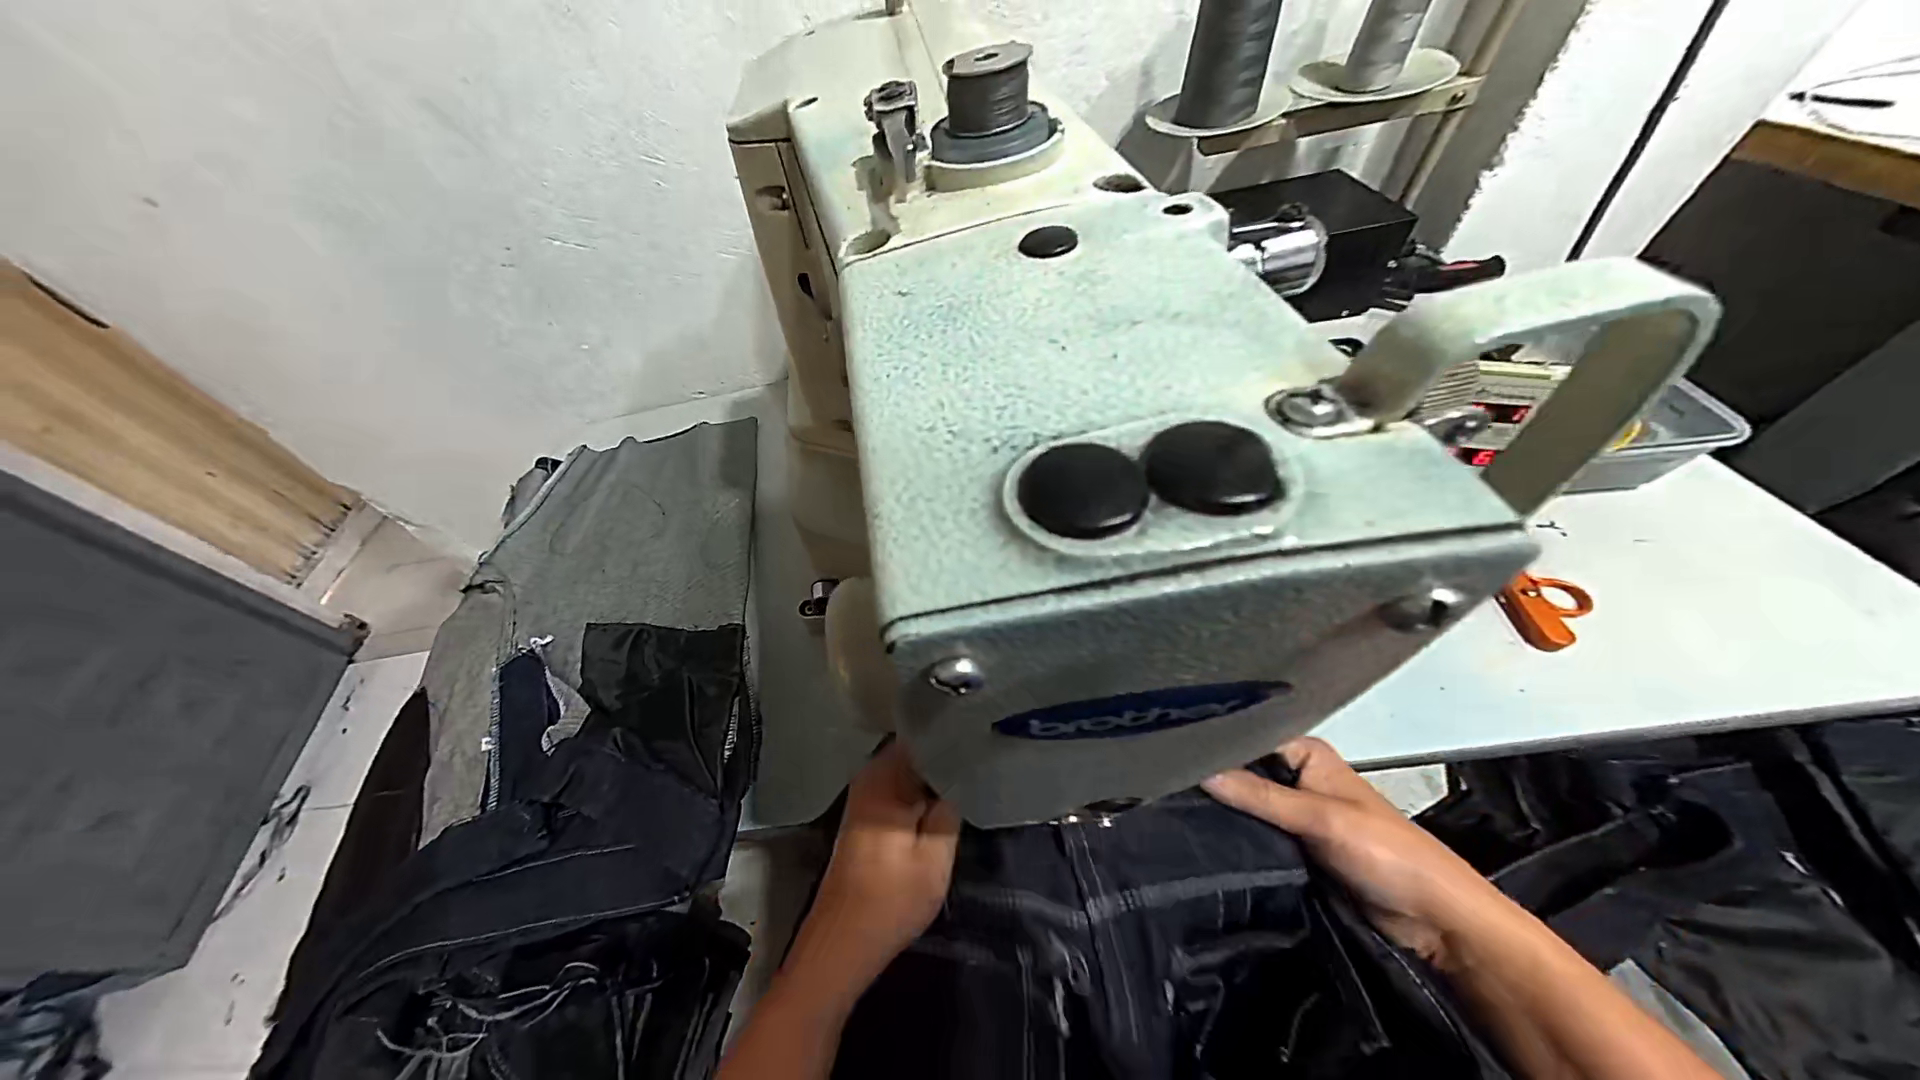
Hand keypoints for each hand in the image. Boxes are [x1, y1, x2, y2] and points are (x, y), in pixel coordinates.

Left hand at [802, 742, 961, 981]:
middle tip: (984, 756)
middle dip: (947, 754)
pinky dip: (923, 793)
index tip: (982, 734)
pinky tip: (946, 801)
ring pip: (910, 772)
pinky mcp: (867, 817)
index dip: (953, 734)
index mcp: (883, 778)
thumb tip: (959, 774)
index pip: (923, 736)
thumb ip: (949, 809)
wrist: (841, 945)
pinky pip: (902, 789)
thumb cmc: (889, 901)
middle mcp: (869, 778)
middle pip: (916, 751)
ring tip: (973, 774)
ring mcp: (865, 797)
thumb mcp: (935, 857)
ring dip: (936, 776)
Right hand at [1202, 737, 1505, 969]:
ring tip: (1173, 803)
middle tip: (1166, 778)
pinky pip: (1254, 834)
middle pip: (1242, 770)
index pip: (1248, 736)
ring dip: (1222, 808)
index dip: (1214, 743)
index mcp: (1306, 754)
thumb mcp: (1320, 818)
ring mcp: (1294, 813)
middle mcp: (1297, 777)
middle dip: (1213, 777)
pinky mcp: (1293, 847)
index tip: (1174, 749)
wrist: (1433, 919)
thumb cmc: (1388, 854)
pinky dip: (1235, 834)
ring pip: (1245, 804)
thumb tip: (1200, 771)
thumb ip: (1260, 796)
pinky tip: (1202, 833)